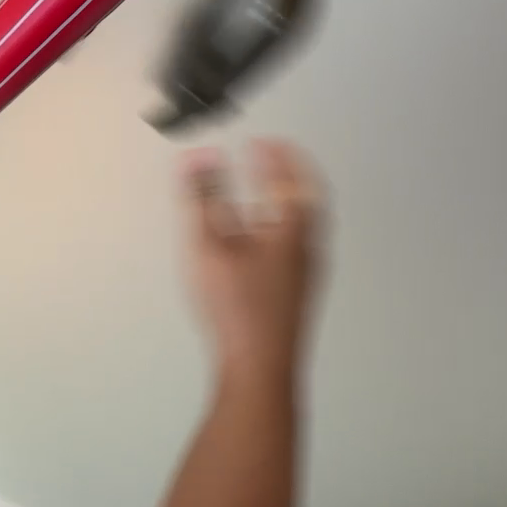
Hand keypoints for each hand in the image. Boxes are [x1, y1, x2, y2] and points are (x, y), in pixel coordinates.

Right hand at [180, 140, 323, 391]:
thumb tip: (201, 156)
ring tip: (266, 185)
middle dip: (288, 173)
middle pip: (305, 201)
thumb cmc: (235, 304)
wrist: (259, 366)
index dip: (278, 157)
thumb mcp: (209, 242)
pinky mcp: (292, 291)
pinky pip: (292, 241)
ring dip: (285, 197)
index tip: (264, 140)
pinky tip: (260, 231)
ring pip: (301, 223)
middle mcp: (304, 249)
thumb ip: (203, 197)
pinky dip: (278, 220)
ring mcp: (301, 273)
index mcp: (289, 232)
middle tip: (273, 154)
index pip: (290, 182)